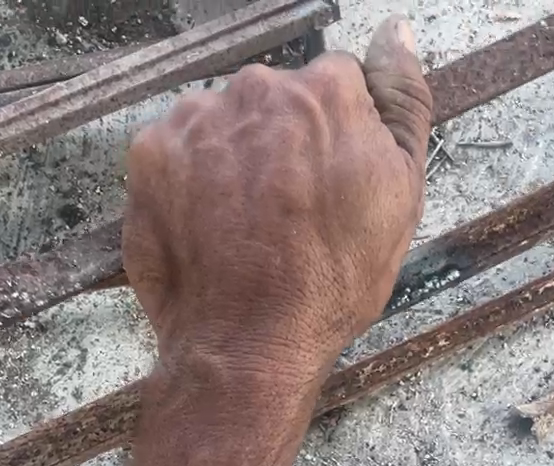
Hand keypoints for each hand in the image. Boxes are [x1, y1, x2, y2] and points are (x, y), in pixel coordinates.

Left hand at [121, 17, 431, 409]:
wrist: (247, 346)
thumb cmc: (330, 285)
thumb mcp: (400, 197)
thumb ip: (405, 104)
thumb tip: (395, 32)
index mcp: (324, 91)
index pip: (332, 91)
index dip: (331, 146)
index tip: (324, 195)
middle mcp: (255, 88)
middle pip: (272, 106)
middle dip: (278, 149)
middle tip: (282, 221)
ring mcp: (195, 120)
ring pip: (220, 128)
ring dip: (229, 163)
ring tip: (238, 232)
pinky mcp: (148, 157)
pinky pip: (175, 156)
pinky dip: (186, 186)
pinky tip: (204, 231)